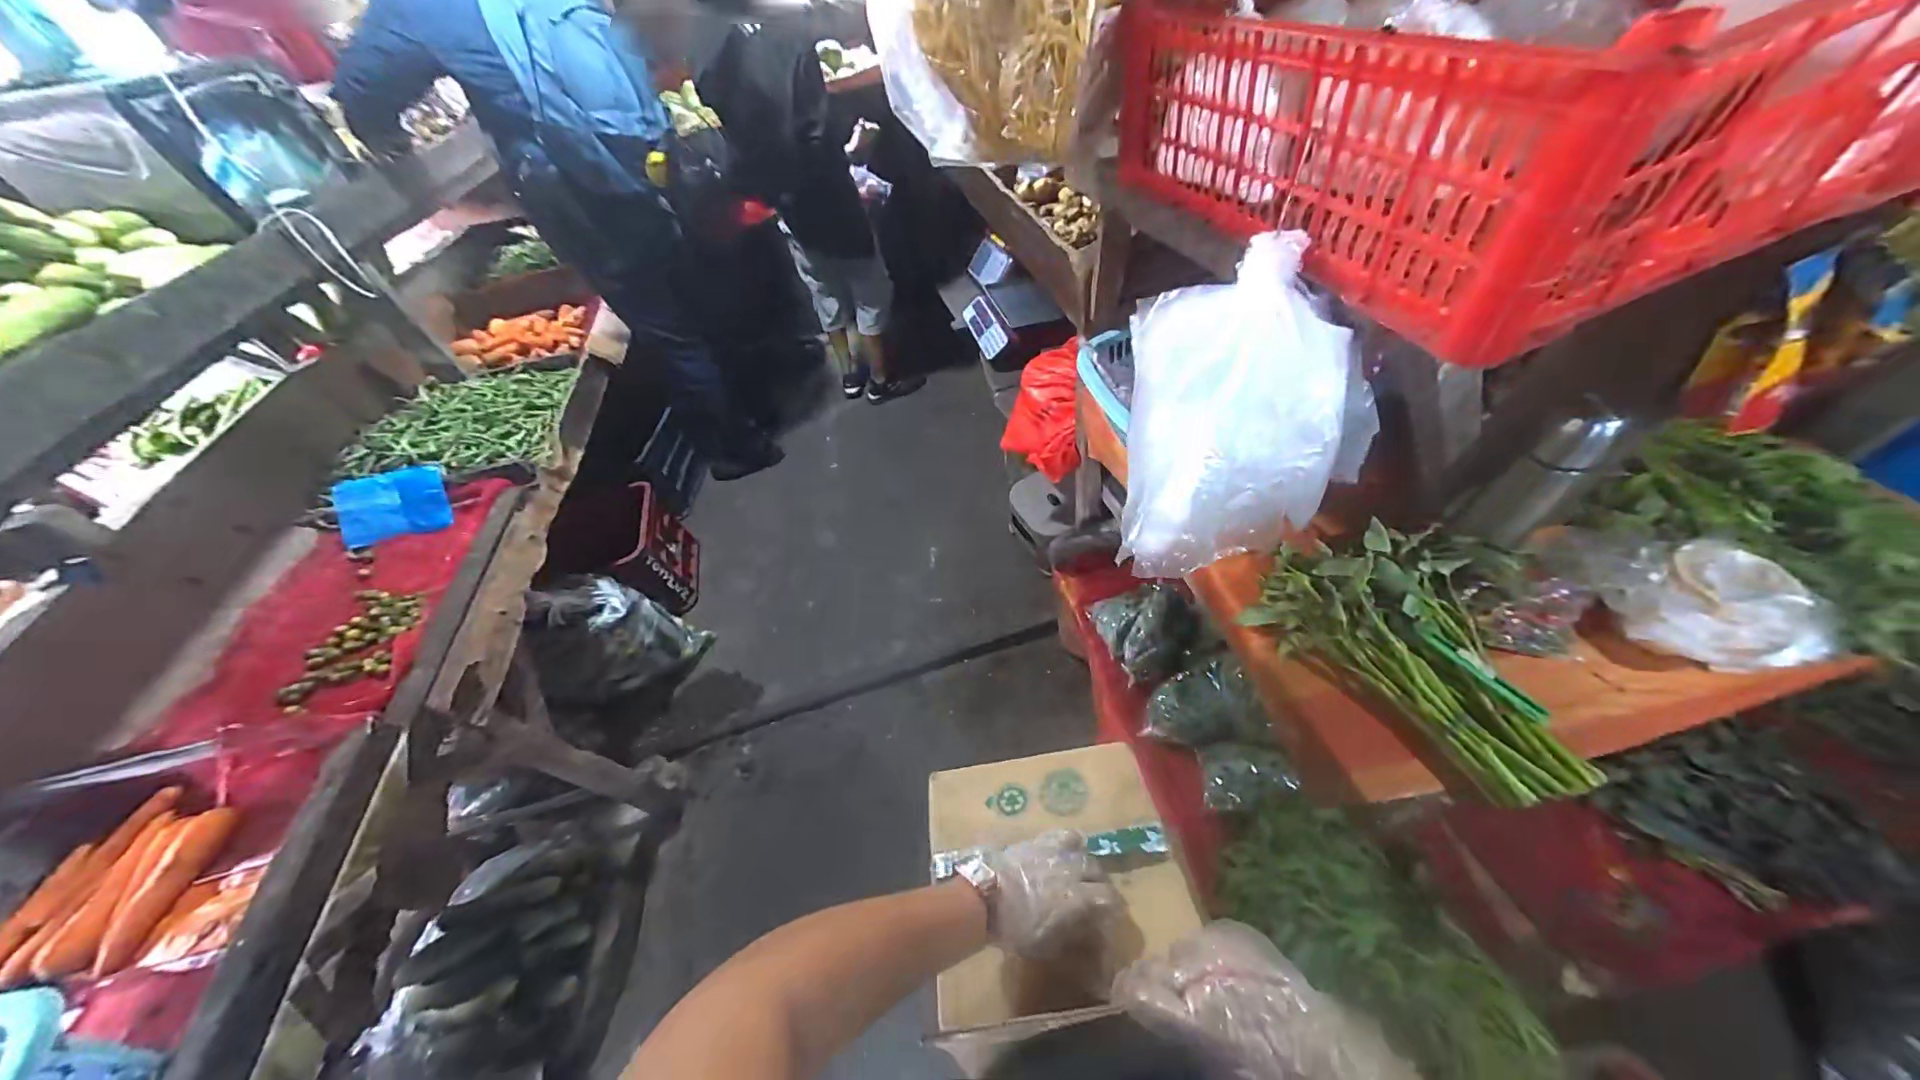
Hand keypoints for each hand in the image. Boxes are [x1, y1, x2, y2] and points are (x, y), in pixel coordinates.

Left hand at [978, 830, 1122, 957]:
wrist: (984, 897)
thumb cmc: (1013, 928)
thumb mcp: (1047, 945)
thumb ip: (1072, 936)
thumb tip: (1089, 933)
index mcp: (1078, 899)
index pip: (1111, 899)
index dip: (1114, 909)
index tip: (1110, 917)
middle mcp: (1073, 871)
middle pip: (1100, 874)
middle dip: (1101, 888)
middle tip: (1095, 898)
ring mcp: (1057, 853)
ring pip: (1086, 855)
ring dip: (1087, 867)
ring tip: (1081, 876)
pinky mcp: (1041, 841)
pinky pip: (1066, 836)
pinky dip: (1073, 844)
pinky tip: (1069, 853)